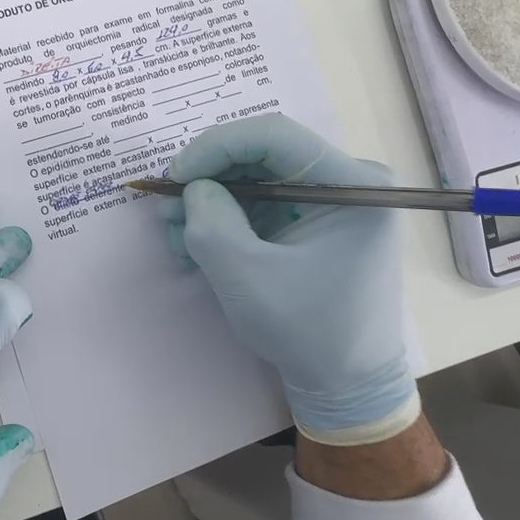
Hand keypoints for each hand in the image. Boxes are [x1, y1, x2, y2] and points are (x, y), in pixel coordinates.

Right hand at [158, 114, 417, 446]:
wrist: (347, 384)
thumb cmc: (306, 330)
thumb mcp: (244, 275)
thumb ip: (211, 221)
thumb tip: (194, 187)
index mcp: (352, 187)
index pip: (272, 135)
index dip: (214, 147)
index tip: (175, 178)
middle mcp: (348, 181)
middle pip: (260, 153)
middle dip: (206, 177)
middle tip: (167, 208)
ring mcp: (333, 200)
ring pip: (253, 175)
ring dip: (209, 199)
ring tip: (177, 233)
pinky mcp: (315, 218)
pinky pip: (260, 199)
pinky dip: (224, 216)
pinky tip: (197, 243)